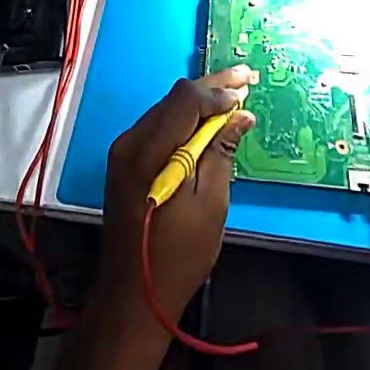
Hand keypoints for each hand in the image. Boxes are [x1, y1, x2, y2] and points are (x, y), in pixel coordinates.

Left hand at [61, 68, 255, 369]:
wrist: (133, 293)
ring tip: (232, 95)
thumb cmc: (178, 256)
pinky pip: (157, 125)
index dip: (217, 91)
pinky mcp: (124, 158)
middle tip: (244, 76)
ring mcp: (124, 148)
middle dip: (210, 87)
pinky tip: (205, 120)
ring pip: (165, 109)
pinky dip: (183, 119)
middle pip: (173, 99)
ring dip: (198, 102)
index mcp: (149, 151)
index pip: (184, 100)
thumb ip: (221, 151)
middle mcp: (130, 140)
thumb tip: (239, 115)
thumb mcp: (210, 204)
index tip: (245, 92)